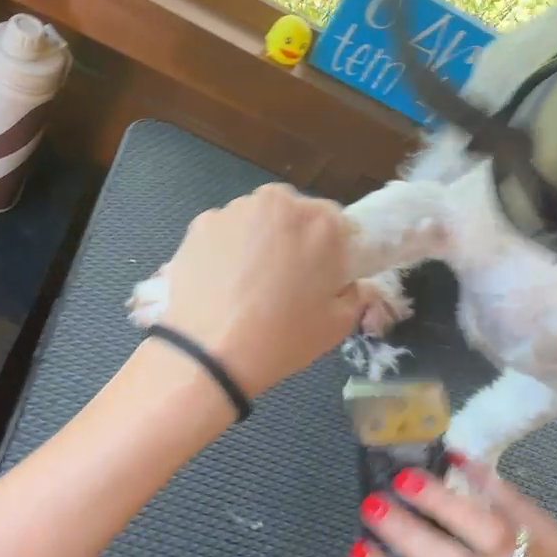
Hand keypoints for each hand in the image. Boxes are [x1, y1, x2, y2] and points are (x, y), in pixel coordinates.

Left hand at [157, 183, 361, 395]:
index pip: (340, 223)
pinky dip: (226, 248)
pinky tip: (222, 281)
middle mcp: (279, 203)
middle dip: (295, 238)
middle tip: (287, 278)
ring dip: (260, 239)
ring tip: (250, 282)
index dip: (334, 250)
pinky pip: (224, 231)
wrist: (209, 353)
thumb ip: (356, 295)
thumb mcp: (338, 325)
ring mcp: (235, 210)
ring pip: (257, 218)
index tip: (325, 275)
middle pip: (296, 213)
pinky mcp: (200, 224)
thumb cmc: (282, 338)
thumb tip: (354, 285)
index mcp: (322, 222)